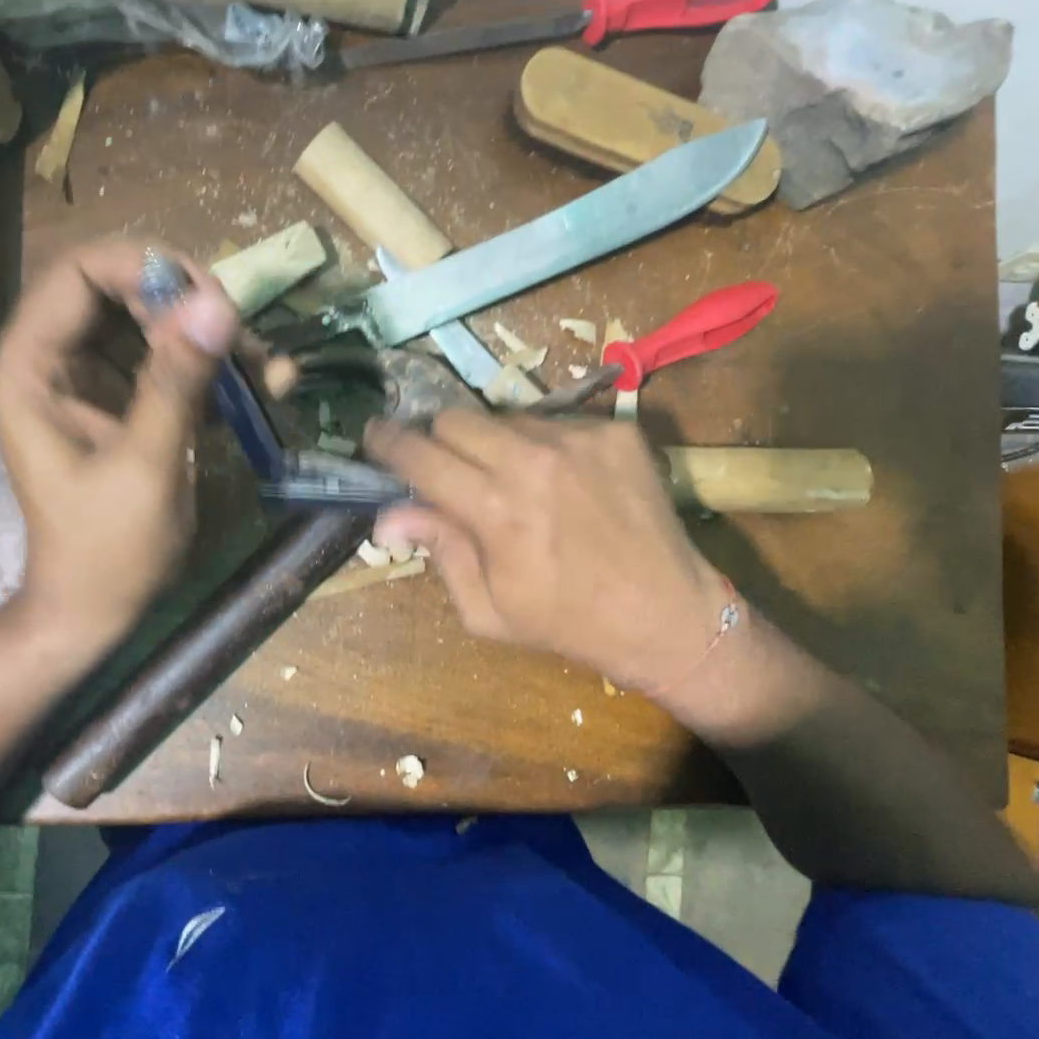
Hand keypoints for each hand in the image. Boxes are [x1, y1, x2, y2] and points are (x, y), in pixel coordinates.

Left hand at [0, 238, 238, 655]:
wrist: (98, 606)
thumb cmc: (107, 548)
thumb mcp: (145, 464)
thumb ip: (177, 381)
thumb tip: (217, 304)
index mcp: (32, 366)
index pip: (78, 273)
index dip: (143, 268)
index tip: (209, 299)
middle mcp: (57, 359)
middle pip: (120, 288)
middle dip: (186, 301)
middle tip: (239, 332)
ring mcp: (94, 379)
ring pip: (152, 320)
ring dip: (209, 333)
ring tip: (262, 363)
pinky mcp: (128, 400)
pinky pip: (171, 360)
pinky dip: (214, 365)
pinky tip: (260, 381)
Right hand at [365, 411, 732, 698]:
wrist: (666, 613)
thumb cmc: (567, 623)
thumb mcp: (487, 610)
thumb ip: (439, 550)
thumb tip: (387, 516)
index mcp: (496, 511)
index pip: (421, 455)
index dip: (388, 443)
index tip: (373, 436)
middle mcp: (533, 461)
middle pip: (454, 418)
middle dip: (436, 439)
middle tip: (443, 466)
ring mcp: (578, 439)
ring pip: (503, 416)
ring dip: (490, 442)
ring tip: (510, 480)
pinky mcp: (614, 431)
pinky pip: (554, 420)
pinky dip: (541, 445)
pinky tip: (558, 480)